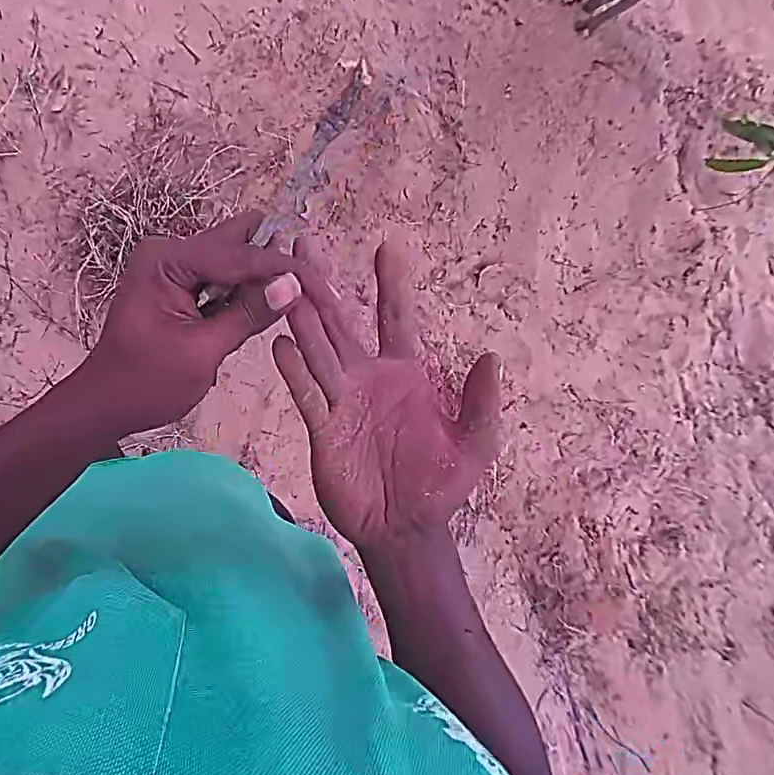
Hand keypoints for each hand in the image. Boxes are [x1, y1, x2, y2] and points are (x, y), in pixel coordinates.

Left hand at [70, 212, 302, 435]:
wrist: (104, 403)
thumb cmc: (145, 383)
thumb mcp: (202, 352)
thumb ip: (248, 315)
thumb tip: (293, 285)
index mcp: (166, 261)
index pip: (240, 256)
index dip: (285, 270)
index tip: (324, 285)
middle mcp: (168, 252)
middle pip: (238, 244)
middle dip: (276, 263)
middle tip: (316, 285)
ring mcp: (172, 267)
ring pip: (232, 259)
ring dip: (263, 277)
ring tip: (301, 294)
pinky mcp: (177, 284)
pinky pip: (220, 278)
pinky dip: (244, 291)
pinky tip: (270, 303)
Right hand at [273, 239, 502, 558]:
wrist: (405, 528)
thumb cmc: (440, 485)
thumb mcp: (475, 446)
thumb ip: (481, 403)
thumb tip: (493, 356)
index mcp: (406, 373)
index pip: (396, 318)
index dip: (392, 283)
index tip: (388, 246)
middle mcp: (368, 377)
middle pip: (341, 322)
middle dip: (324, 285)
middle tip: (302, 246)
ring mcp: (342, 401)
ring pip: (319, 351)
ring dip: (303, 319)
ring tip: (285, 286)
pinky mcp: (324, 429)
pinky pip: (308, 395)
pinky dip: (295, 371)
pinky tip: (280, 345)